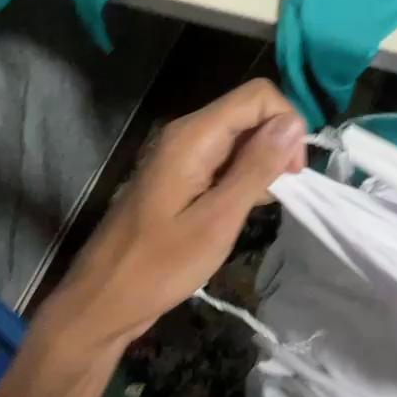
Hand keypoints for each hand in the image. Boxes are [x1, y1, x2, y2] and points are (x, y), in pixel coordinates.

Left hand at [40, 79, 307, 349]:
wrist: (103, 300)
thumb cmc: (159, 267)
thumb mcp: (217, 221)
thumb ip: (255, 168)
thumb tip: (293, 122)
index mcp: (193, 137)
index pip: (257, 95)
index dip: (286, 123)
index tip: (293, 172)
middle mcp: (187, 133)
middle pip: (250, 110)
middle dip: (278, 142)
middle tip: (282, 191)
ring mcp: (182, 153)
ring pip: (240, 134)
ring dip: (263, 160)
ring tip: (263, 204)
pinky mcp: (182, 173)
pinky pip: (225, 156)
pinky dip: (244, 173)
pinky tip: (246, 206)